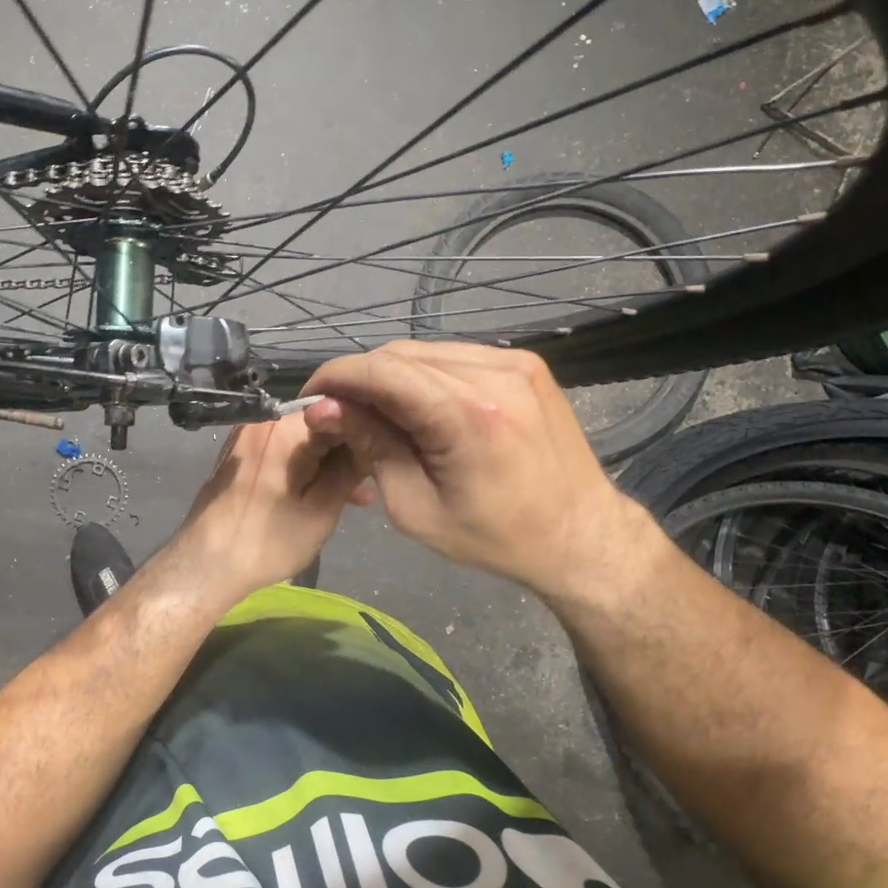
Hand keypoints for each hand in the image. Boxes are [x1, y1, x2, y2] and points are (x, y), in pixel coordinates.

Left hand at [168, 412, 367, 597]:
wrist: (205, 564)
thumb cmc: (266, 541)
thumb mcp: (321, 511)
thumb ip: (349, 470)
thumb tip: (372, 442)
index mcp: (283, 427)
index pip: (340, 407)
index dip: (368, 428)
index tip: (387, 451)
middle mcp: (263, 420)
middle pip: (321, 419)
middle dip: (350, 446)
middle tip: (375, 478)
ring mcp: (248, 434)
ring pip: (305, 437)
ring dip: (330, 460)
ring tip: (356, 495)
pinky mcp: (241, 452)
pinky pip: (284, 448)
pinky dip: (306, 465)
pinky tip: (326, 492)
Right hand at [300, 341, 662, 601]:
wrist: (580, 535)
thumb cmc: (494, 536)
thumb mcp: (415, 507)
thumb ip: (370, 447)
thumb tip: (324, 409)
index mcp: (468, 416)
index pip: (382, 371)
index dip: (336, 376)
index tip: (308, 397)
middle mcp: (495, 374)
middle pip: (400, 354)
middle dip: (358, 377)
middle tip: (335, 410)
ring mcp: (515, 362)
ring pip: (425, 351)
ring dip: (388, 375)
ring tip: (371, 410)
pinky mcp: (525, 363)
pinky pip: (453, 356)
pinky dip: (421, 375)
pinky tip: (413, 405)